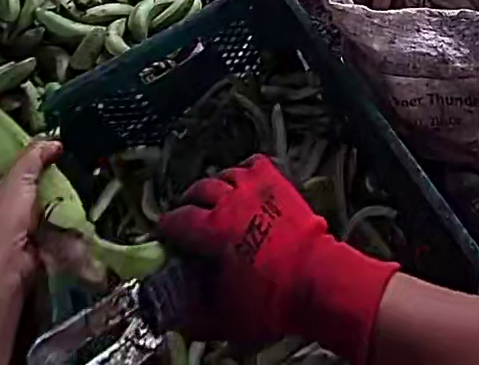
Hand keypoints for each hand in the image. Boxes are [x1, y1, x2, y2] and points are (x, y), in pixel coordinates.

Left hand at [0, 138, 62, 288]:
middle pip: (4, 183)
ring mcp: (0, 232)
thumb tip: (53, 141)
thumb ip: (33, 157)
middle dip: (26, 172)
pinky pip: (37, 224)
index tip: (17, 139)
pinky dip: (51, 215)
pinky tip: (67, 202)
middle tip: (50, 155)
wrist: (1, 283)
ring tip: (64, 174)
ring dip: (42, 193)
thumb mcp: (16, 182)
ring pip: (23, 204)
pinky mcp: (20, 248)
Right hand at [159, 155, 396, 361]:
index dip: (169, 223)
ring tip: (214, 193)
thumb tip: (177, 314)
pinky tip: (243, 178)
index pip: (180, 219)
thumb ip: (195, 312)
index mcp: (214, 229)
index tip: (164, 226)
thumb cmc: (272, 297)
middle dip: (189, 199)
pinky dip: (244, 170)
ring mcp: (254, 186)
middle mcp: (230, 200)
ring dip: (216, 183)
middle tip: (186, 208)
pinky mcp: (276, 180)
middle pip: (200, 188)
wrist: (314, 276)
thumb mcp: (225, 315)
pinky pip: (252, 163)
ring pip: (225, 173)